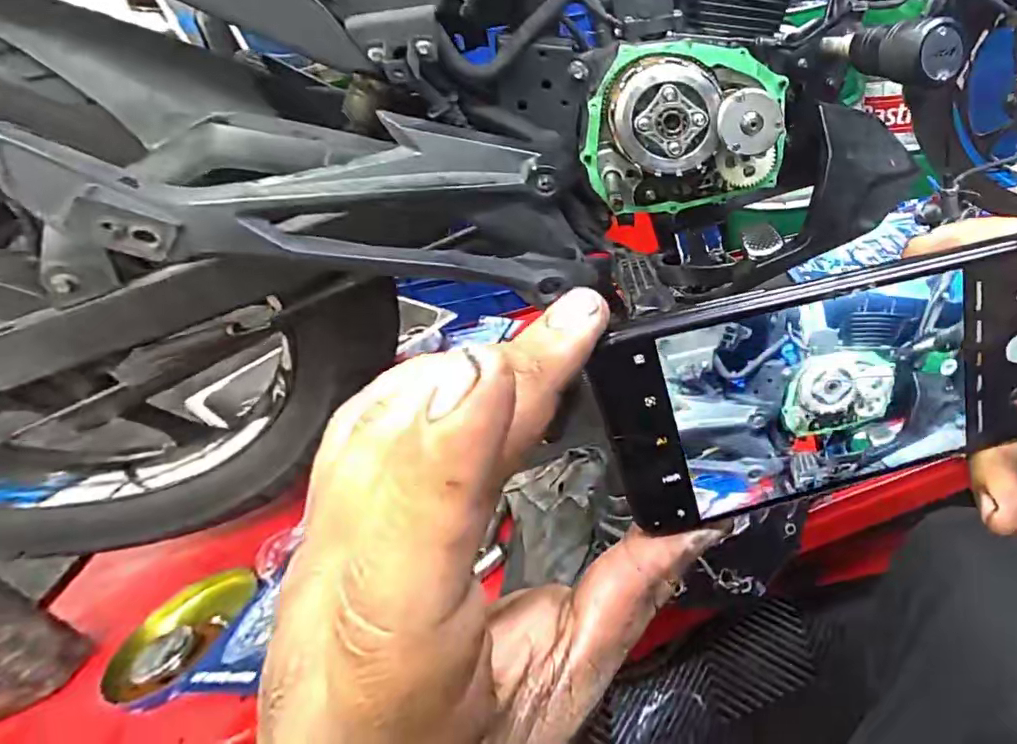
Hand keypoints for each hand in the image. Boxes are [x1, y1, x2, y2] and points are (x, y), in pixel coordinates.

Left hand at [259, 289, 719, 743]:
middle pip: (405, 431)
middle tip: (582, 324)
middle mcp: (339, 585)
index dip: (478, 414)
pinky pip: (367, 420)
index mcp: (398, 647)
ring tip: (547, 343)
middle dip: (507, 360)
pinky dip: (436, 378)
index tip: (539, 350)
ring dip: (474, 361)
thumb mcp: (557, 691)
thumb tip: (696, 518)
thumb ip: (629, 593)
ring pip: (377, 413)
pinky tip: (484, 373)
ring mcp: (320, 548)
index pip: (421, 506)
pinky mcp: (326, 522)